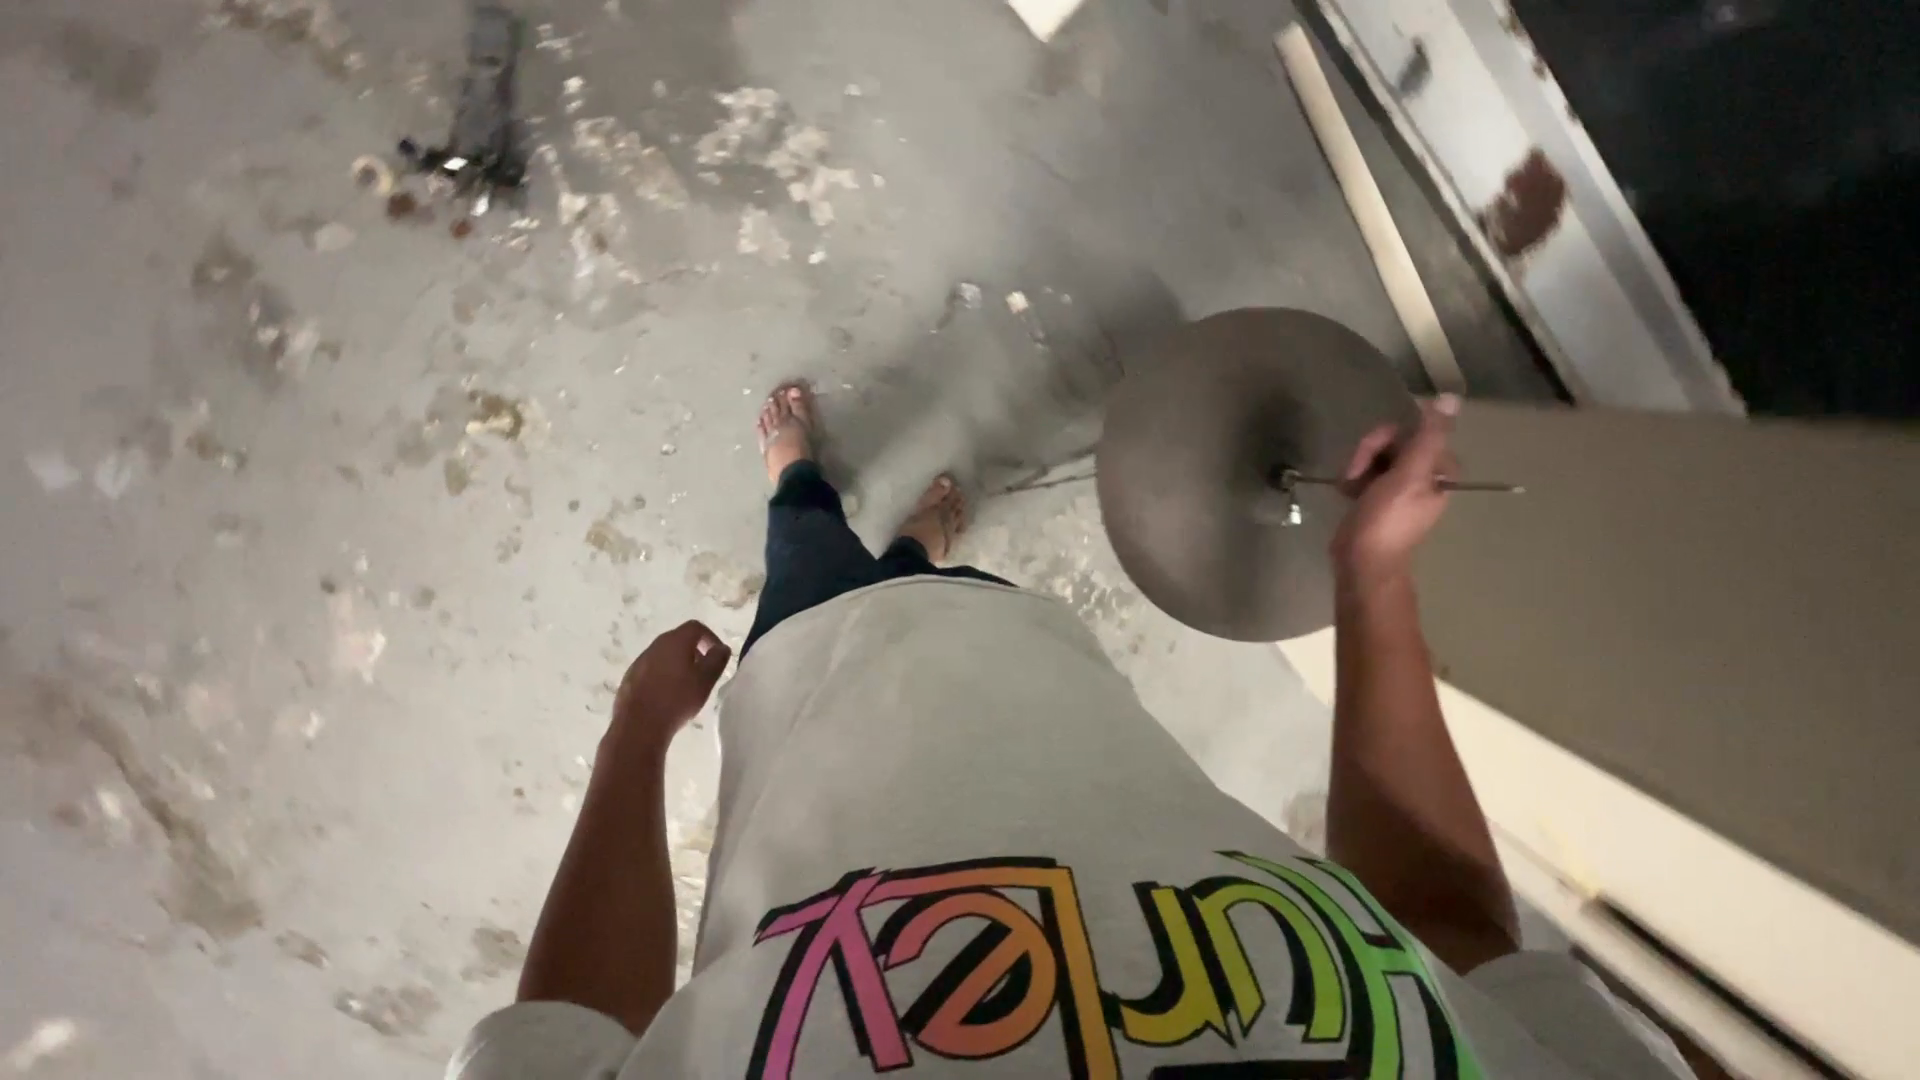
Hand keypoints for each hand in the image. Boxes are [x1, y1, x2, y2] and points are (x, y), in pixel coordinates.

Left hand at [608, 621, 731, 754]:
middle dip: (695, 651)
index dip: (711, 638)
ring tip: (687, 686)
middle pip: (679, 639)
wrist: (638, 726)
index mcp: (675, 641)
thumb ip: (717, 660)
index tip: (718, 656)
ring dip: (678, 664)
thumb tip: (722, 648)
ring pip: (664, 655)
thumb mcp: (706, 680)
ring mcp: (639, 662)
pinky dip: (664, 676)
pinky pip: (652, 670)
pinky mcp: (629, 678)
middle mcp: (655, 646)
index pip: (696, 627)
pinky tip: (668, 696)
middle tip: (705, 670)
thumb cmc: (677, 700)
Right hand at [1331, 394, 1459, 580]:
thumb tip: (1450, 397)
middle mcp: (1423, 475)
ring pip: (1375, 456)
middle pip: (1392, 443)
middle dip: (1368, 454)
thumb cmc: (1387, 520)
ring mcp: (1399, 487)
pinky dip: (1353, 479)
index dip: (1386, 438)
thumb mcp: (1409, 475)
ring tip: (1349, 486)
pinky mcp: (1377, 497)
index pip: (1412, 431)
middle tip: (1354, 473)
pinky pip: (1365, 473)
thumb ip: (1429, 436)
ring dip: (1357, 466)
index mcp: (1439, 468)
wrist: (1363, 561)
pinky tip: (1346, 491)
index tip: (1369, 455)